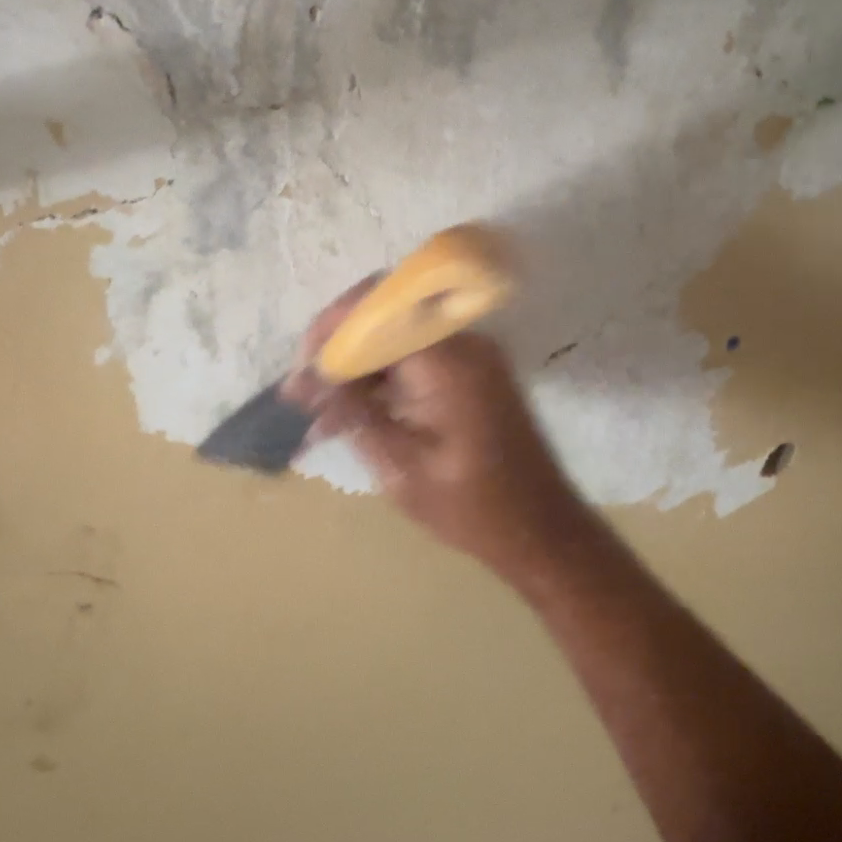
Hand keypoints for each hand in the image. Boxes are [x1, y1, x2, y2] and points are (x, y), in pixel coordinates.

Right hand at [283, 281, 598, 580]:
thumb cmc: (472, 509)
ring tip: (316, 414)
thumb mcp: (400, 468)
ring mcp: (470, 356)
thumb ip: (356, 414)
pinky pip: (413, 359)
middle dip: (337, 346)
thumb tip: (311, 381)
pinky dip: (380, 380)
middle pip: (384, 314)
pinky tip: (348, 418)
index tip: (301, 371)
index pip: (376, 310)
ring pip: (395, 337)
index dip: (330, 330)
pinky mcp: (470, 374)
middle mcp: (462, 344)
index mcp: (448, 362)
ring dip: (355, 367)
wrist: (541, 530)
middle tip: (304, 391)